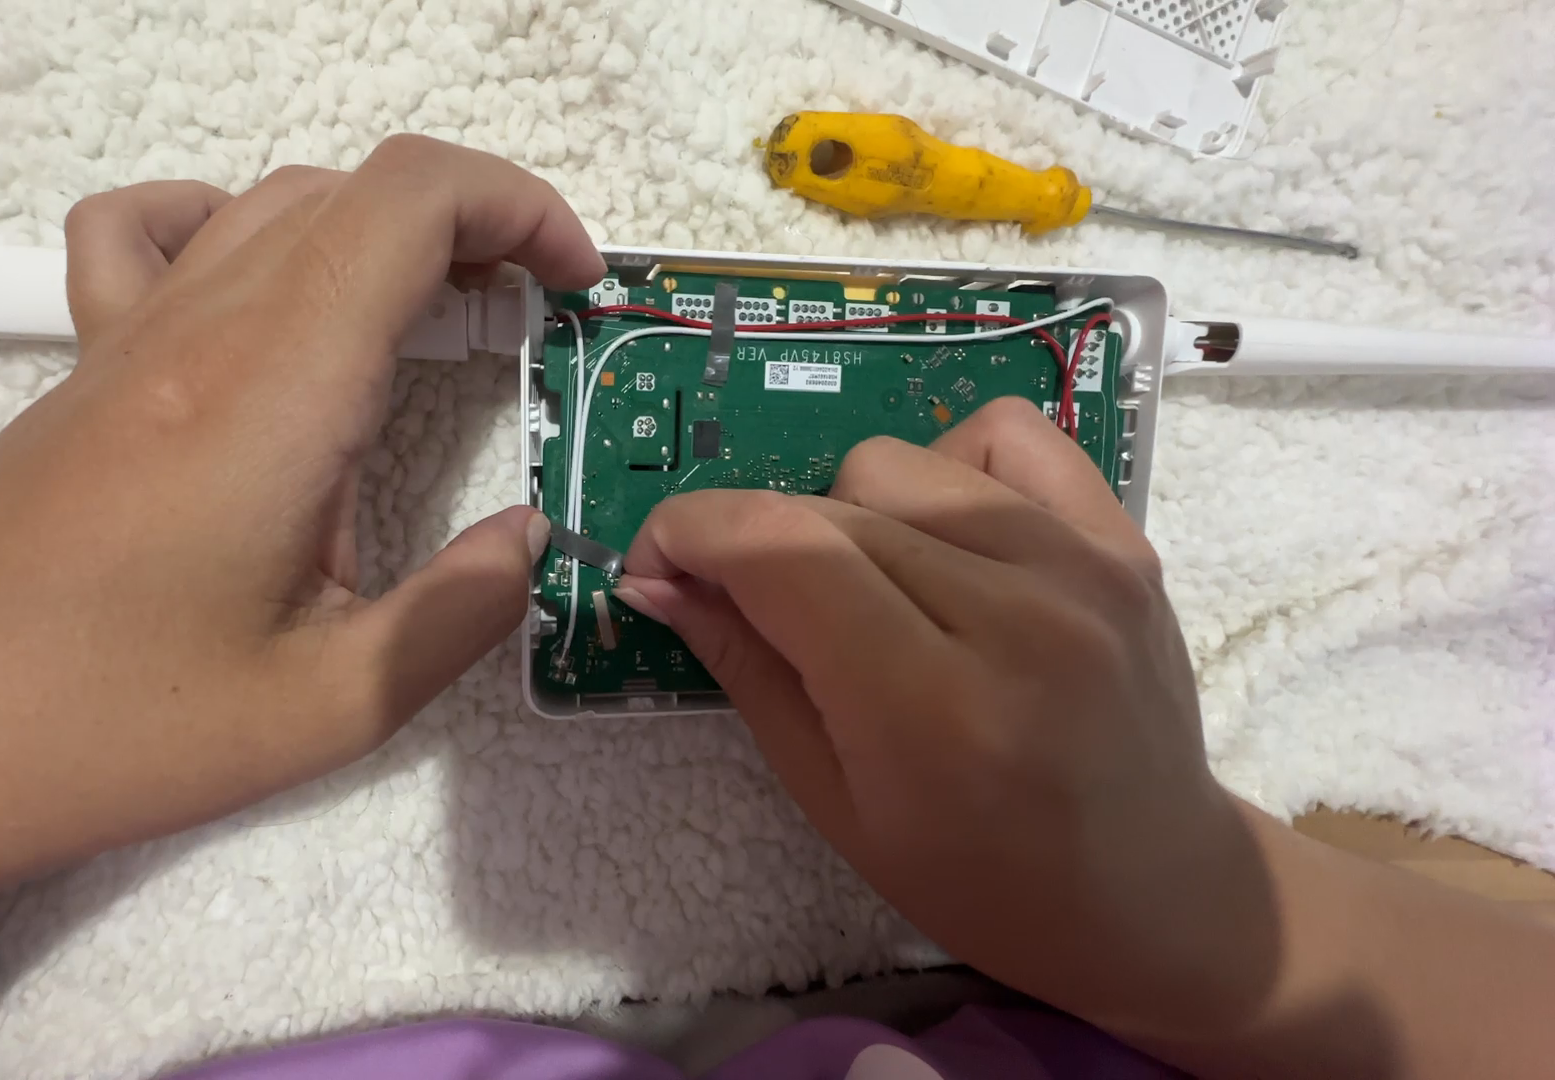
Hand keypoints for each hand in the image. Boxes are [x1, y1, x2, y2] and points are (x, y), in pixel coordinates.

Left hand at [0, 137, 603, 932]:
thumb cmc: (116, 733)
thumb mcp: (333, 705)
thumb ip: (461, 612)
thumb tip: (529, 538)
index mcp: (276, 395)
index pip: (410, 206)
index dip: (519, 208)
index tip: (577, 281)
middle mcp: (201, 331)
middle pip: (361, 191)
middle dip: (482, 223)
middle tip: (536, 312)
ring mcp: (128, 339)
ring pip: (279, 206)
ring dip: (388, 233)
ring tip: (446, 309)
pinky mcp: (84, 371)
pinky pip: (155, 236)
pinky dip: (242, 229)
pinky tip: (274, 297)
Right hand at [614, 399, 1275, 1042]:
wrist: (1157, 892)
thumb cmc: (971, 873)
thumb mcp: (824, 793)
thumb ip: (739, 664)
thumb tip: (653, 577)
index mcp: (928, 706)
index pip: (778, 551)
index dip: (688, 531)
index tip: (654, 561)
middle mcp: (1014, 614)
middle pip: (823, 506)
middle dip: (750, 541)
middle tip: (753, 604)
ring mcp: (1081, 561)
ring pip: (889, 464)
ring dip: (839, 516)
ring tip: (865, 587)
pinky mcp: (1120, 536)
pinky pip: (996, 435)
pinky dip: (939, 470)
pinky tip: (942, 537)